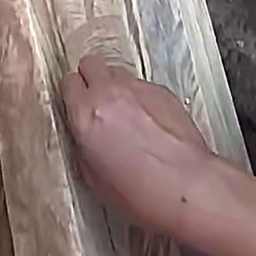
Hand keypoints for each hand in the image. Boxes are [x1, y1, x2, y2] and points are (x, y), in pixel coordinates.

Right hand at [61, 54, 221, 237]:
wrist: (188, 187)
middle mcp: (108, 92)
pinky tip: (150, 122)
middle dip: (91, 79)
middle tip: (97, 101)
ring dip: (115, 86)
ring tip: (125, 112)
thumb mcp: (93, 178)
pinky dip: (141, 98)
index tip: (77, 106)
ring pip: (116, 71)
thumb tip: (85, 139)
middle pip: (89, 63)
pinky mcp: (162, 91)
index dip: (73, 94)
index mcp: (85, 113)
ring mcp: (136, 88)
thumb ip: (83, 146)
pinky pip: (143, 85)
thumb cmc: (142, 192)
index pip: (68, 82)